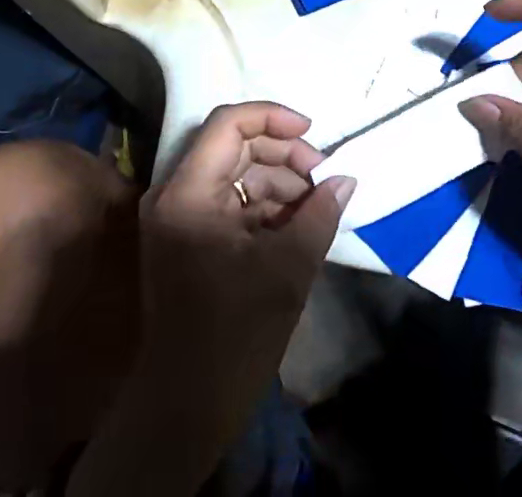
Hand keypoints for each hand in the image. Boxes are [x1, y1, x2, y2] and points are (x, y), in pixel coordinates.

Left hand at [74, 105, 351, 495]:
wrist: (188, 405)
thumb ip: (320, 212)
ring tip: (316, 206)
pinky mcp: (189, 238)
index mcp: (188, 194)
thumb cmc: (236, 332)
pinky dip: (266, 205)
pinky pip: (232, 202)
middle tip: (323, 177)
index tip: (314, 134)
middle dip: (284, 154)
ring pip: (237, 173)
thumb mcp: (288, 267)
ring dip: (279, 181)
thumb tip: (346, 178)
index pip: (229, 123)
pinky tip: (297, 224)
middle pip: (234, 146)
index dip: (273, 117)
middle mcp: (175, 195)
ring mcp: (180, 217)